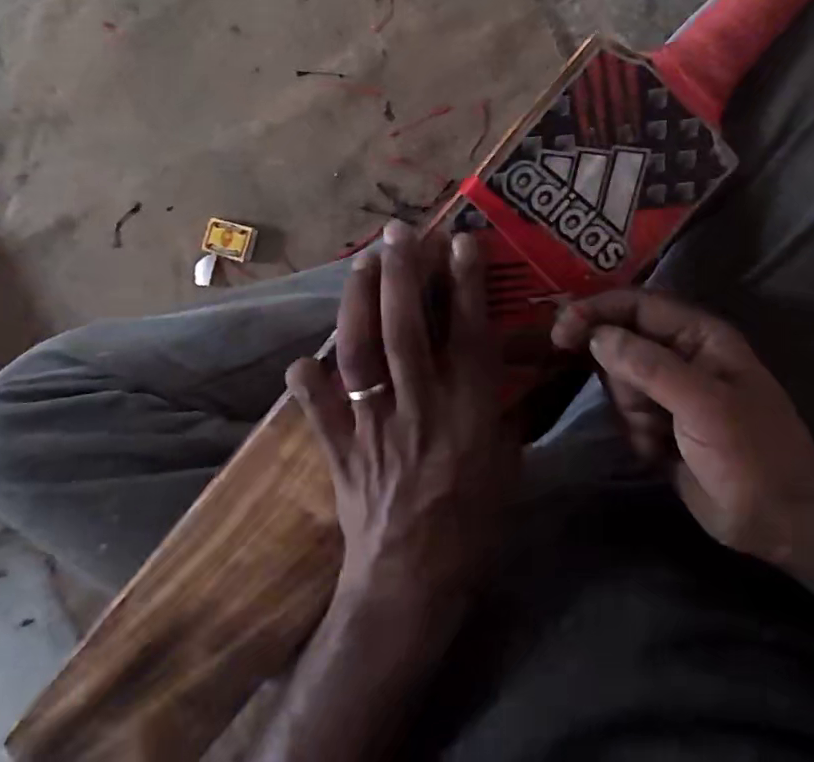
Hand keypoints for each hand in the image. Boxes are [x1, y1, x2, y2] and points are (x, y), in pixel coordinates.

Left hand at [286, 222, 517, 601]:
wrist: (414, 580)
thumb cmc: (475, 522)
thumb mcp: (508, 462)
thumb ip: (505, 408)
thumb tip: (506, 362)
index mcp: (469, 414)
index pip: (469, 334)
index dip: (464, 282)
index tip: (460, 239)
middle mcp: (420, 409)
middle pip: (405, 330)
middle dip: (401, 274)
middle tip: (397, 232)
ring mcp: (373, 426)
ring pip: (360, 354)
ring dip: (358, 303)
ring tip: (362, 263)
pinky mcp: (339, 448)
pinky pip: (316, 407)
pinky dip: (307, 379)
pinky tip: (304, 359)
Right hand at [552, 289, 813, 568]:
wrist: (781, 522)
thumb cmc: (753, 453)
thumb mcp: (703, 403)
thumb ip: (648, 365)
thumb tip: (595, 336)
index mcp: (698, 335)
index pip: (635, 305)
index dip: (596, 311)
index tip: (560, 331)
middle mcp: (679, 355)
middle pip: (618, 344)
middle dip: (618, 377)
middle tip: (640, 411)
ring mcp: (667, 390)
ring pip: (616, 381)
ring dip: (629, 411)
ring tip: (659, 437)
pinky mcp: (657, 422)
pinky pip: (622, 412)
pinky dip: (633, 433)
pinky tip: (657, 453)